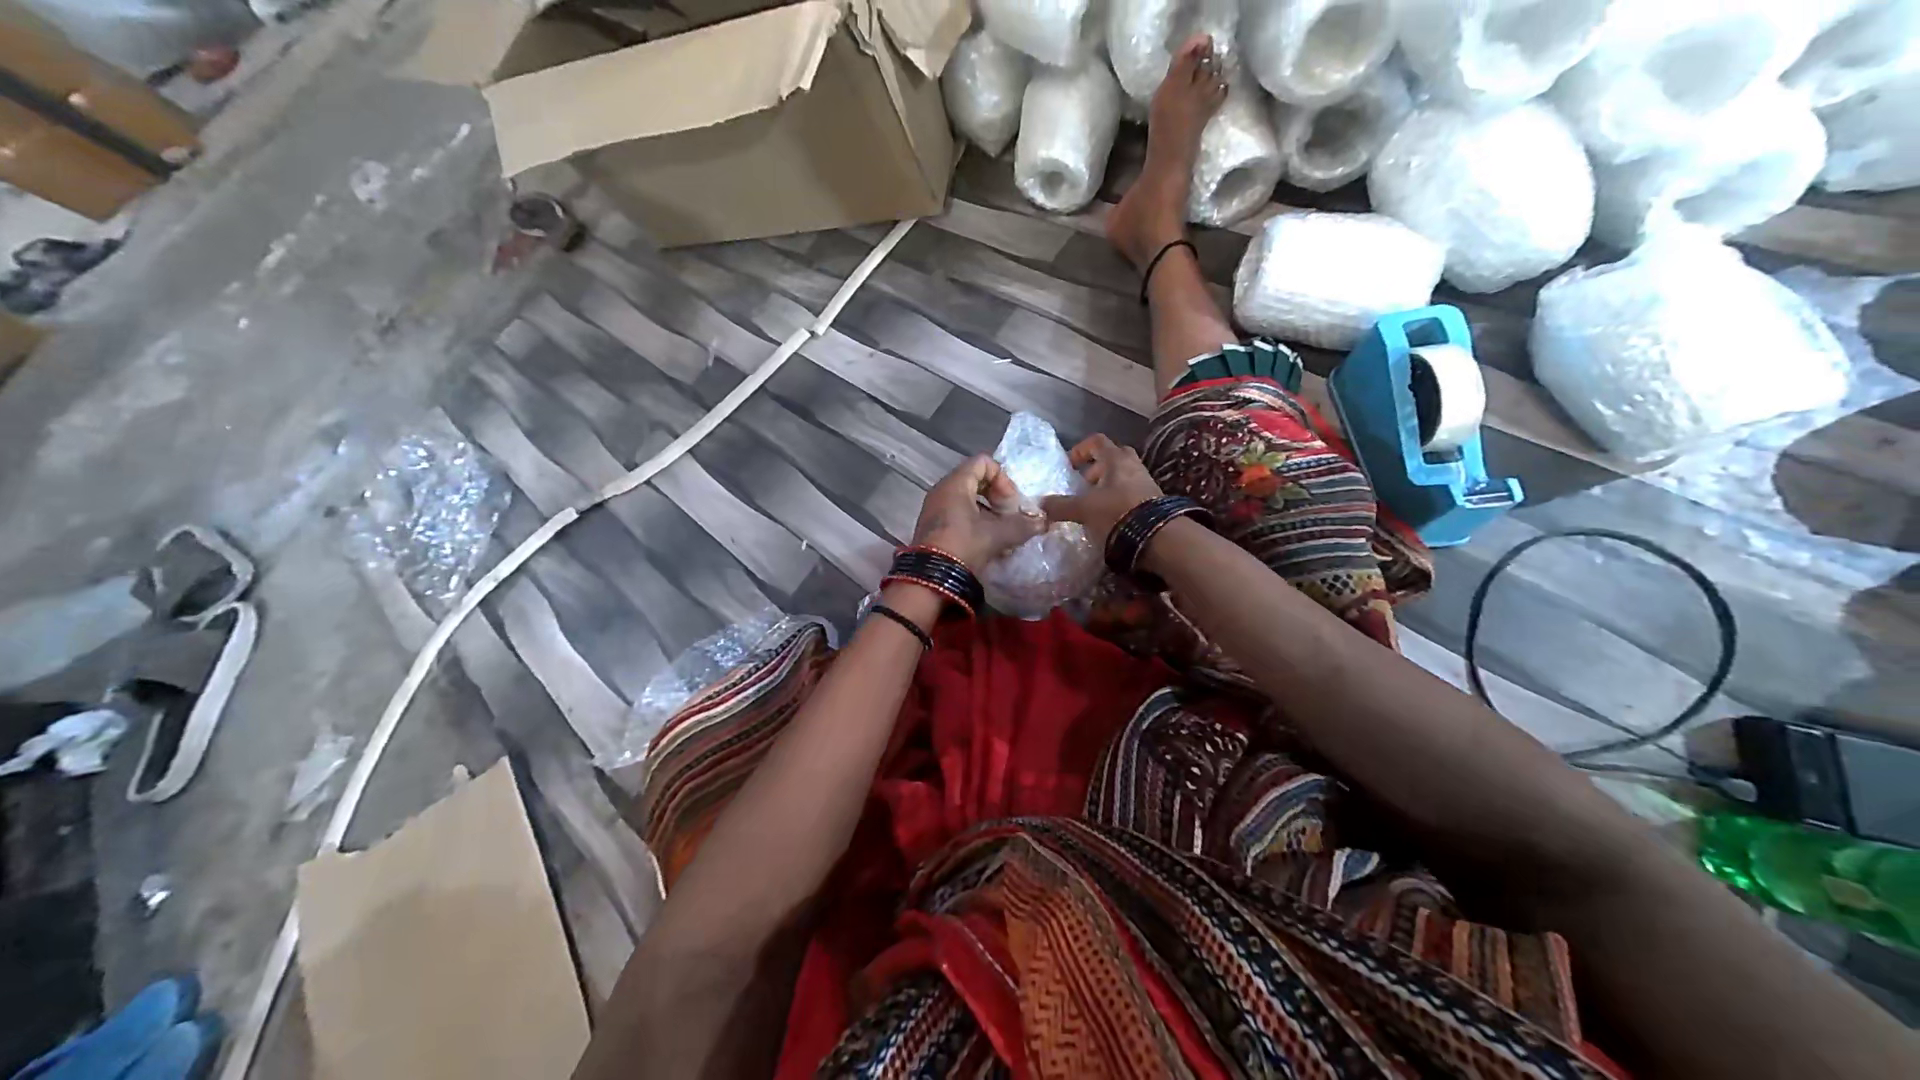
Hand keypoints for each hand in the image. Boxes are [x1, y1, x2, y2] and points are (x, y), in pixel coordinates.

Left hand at [911, 455, 1045, 570]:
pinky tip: (988, 541)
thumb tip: (1043, 522)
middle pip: (976, 479)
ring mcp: (935, 508)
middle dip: (997, 496)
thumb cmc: (964, 546)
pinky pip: (958, 513)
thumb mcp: (997, 535)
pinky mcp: (933, 526)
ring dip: (988, 511)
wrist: (931, 579)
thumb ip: (1023, 525)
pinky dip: (976, 521)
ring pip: (968, 498)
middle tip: (1008, 515)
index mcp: (955, 483)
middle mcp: (942, 490)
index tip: (1010, 502)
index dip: (1002, 478)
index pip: (983, 462)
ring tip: (1001, 531)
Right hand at [1040, 434, 1163, 547]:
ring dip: (1108, 484)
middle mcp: (1133, 465)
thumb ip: (1061, 506)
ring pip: (1124, 475)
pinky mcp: (1154, 500)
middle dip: (1096, 468)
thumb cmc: (1117, 512)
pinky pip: (1133, 491)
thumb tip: (1041, 505)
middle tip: (1085, 483)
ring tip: (1095, 503)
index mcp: (1115, 459)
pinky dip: (1119, 498)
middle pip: (1113, 456)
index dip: (1080, 449)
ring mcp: (1146, 482)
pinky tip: (1110, 515)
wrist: (1157, 536)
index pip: (1097, 441)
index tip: (1070, 464)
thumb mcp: (1084, 509)